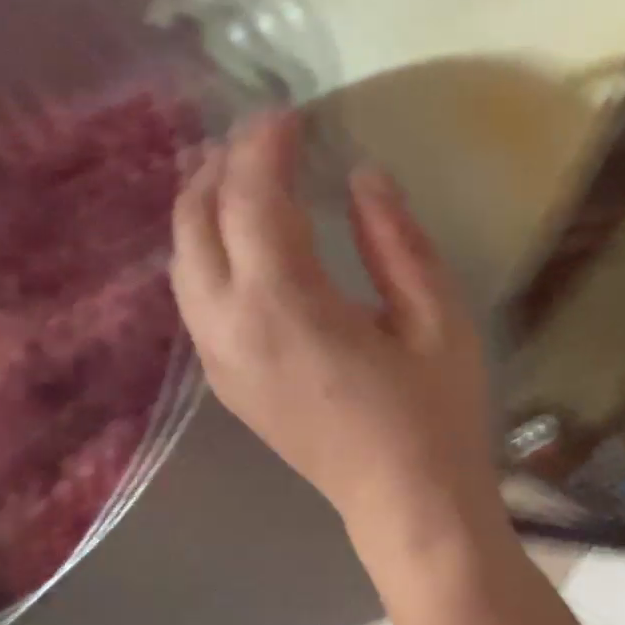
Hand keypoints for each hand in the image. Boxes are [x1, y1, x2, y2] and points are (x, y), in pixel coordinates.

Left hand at [170, 111, 493, 531]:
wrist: (411, 508)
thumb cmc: (439, 419)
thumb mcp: (440, 327)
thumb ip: (400, 246)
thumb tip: (366, 180)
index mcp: (286, 304)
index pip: (254, 198)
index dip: (268, 148)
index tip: (293, 116)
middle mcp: (229, 324)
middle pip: (197, 219)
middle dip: (225, 169)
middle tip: (266, 143)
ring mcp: (218, 358)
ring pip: (184, 259)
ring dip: (208, 209)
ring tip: (247, 185)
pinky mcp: (228, 383)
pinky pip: (196, 298)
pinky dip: (212, 254)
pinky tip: (247, 253)